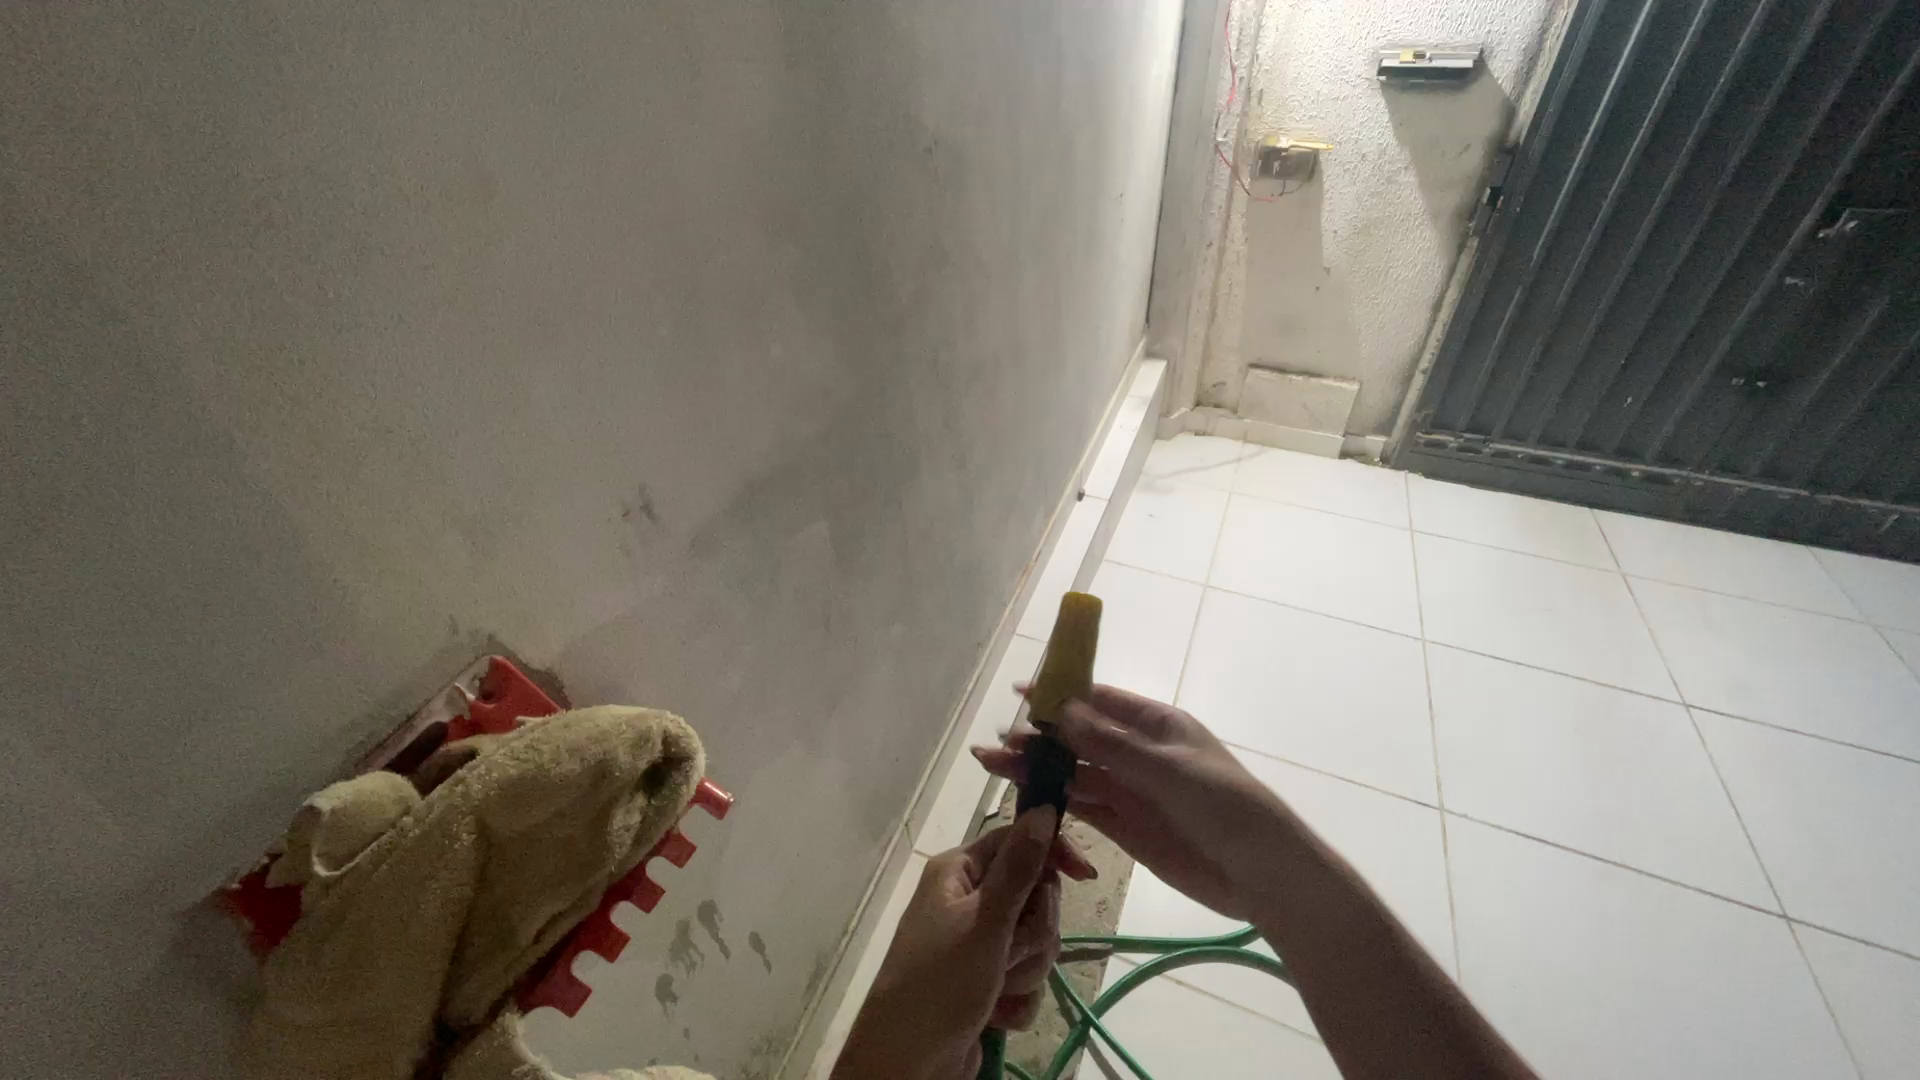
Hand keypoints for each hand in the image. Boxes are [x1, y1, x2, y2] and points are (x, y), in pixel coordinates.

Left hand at [831, 808, 1094, 1079]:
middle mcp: (968, 899)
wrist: (907, 1067)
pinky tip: (993, 1013)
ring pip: (1034, 941)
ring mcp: (977, 942)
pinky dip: (1016, 998)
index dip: (1053, 854)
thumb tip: (1043, 808)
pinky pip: (1025, 978)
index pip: (1019, 841)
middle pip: (1034, 895)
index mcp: (960, 871)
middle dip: (1033, 931)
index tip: (1085, 876)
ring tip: (995, 988)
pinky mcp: (985, 981)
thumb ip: (1020, 867)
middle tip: (1009, 951)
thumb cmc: (940, 983)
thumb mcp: (985, 922)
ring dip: (1025, 970)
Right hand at [972, 684, 1287, 922]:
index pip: (1098, 700)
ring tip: (994, 766)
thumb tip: (1061, 710)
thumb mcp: (1167, 768)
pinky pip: (1083, 806)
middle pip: (1078, 738)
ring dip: (1037, 769)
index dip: (1059, 695)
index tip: (1021, 693)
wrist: (1261, 873)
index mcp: (1154, 724)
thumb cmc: (1224, 804)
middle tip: (996, 743)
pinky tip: (1024, 796)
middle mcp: (1136, 752)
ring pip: (1074, 772)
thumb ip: (1111, 744)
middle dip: (1038, 738)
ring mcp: (1129, 790)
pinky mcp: (1125, 826)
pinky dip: (1054, 799)